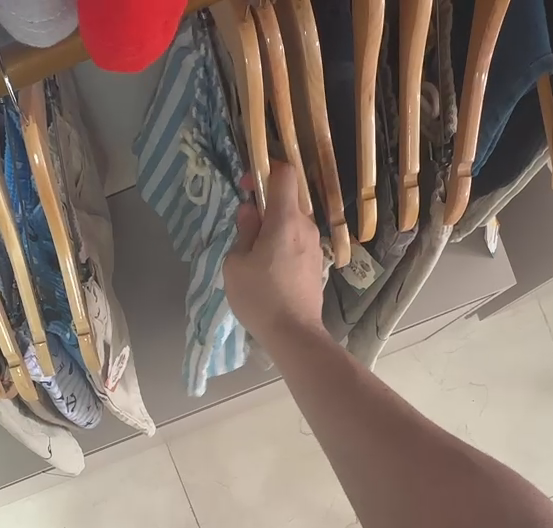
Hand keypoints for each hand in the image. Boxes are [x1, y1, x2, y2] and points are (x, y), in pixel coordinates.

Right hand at [223, 160, 328, 347]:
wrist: (294, 333)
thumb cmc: (260, 298)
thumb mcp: (235, 265)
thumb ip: (243, 232)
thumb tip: (250, 213)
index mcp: (285, 219)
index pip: (284, 173)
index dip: (264, 170)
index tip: (247, 186)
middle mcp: (305, 225)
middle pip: (288, 199)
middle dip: (267, 205)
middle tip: (247, 229)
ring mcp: (315, 245)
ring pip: (293, 222)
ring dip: (274, 228)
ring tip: (256, 255)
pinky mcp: (316, 263)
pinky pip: (298, 242)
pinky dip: (283, 245)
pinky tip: (270, 270)